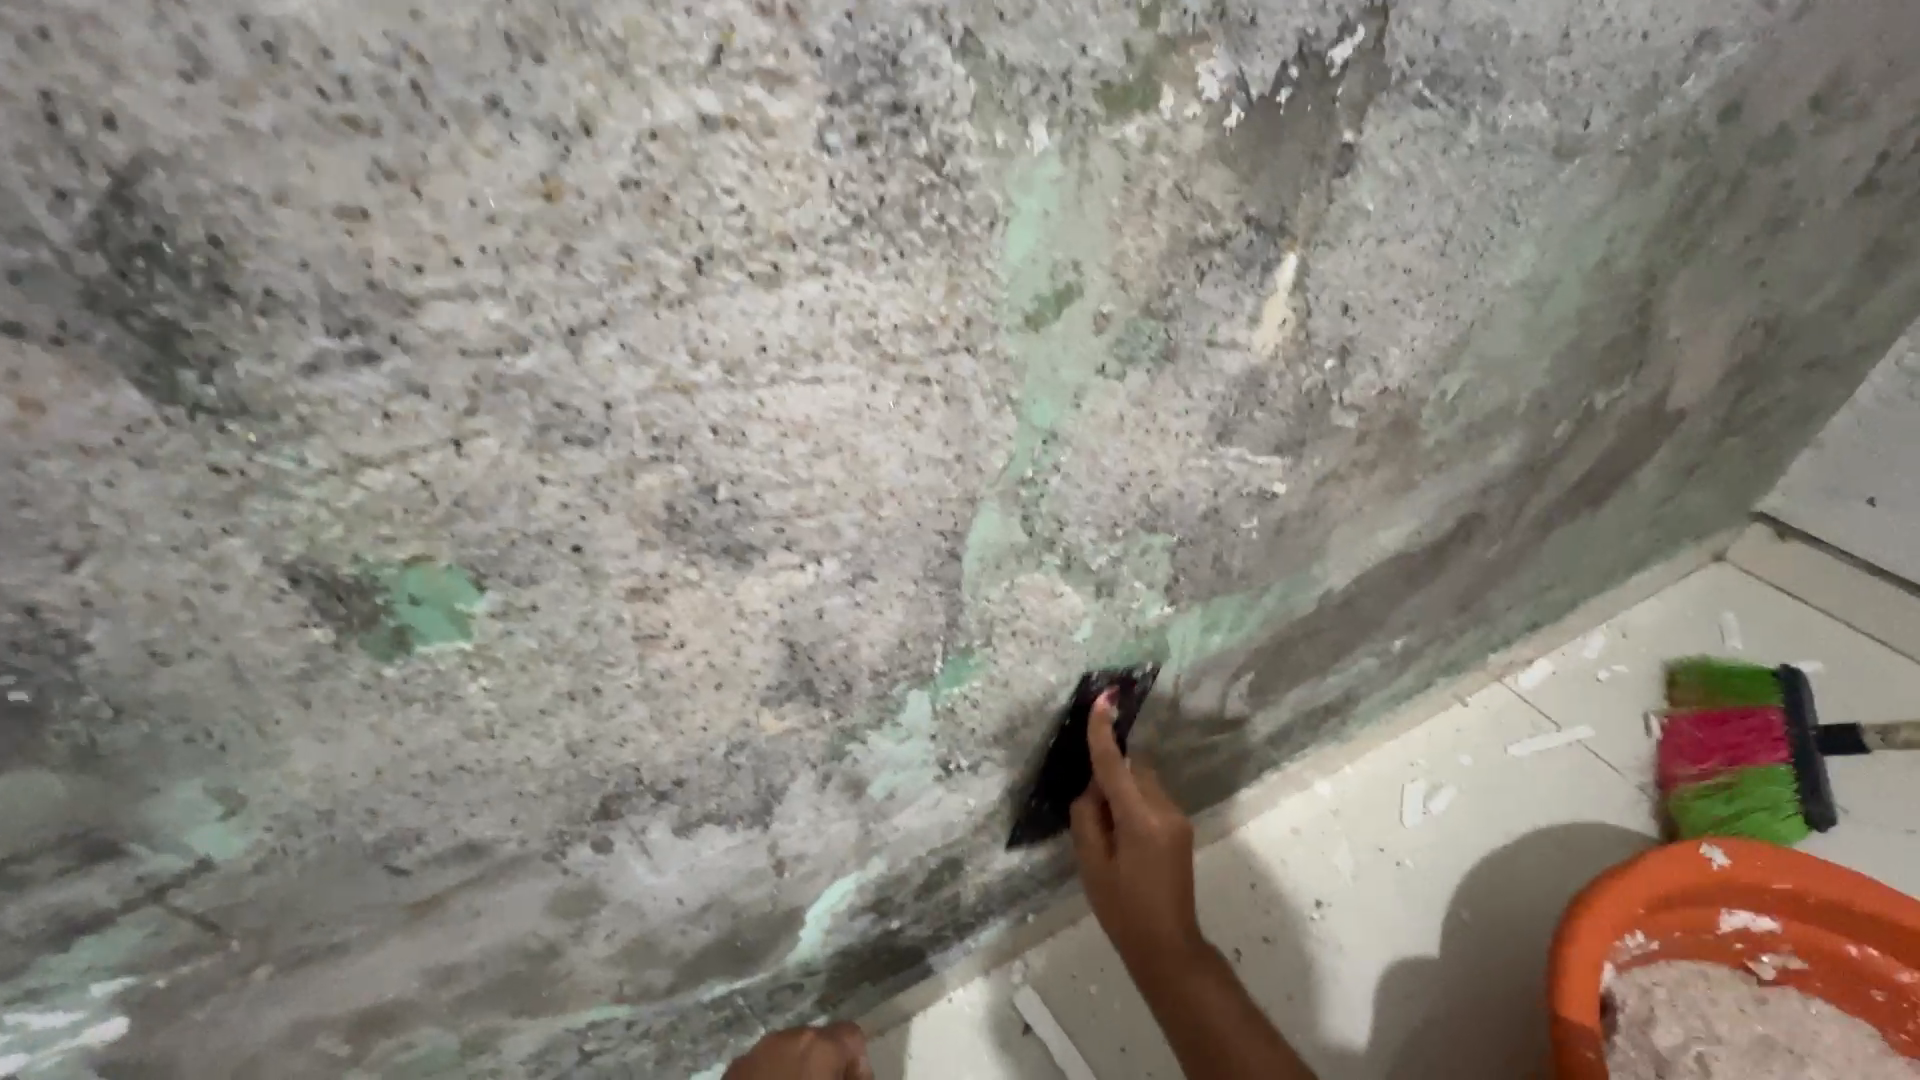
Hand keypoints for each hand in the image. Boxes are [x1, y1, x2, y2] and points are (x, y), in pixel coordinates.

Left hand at [722, 1022, 871, 1079]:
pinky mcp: (733, 1067)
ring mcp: (757, 1050)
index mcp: (820, 1044)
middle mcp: (789, 1036)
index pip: (853, 1035)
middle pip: (819, 1041)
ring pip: (788, 1051)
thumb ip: (854, 1078)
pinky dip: (771, 1077)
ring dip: (797, 1069)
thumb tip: (857, 1076)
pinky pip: (762, 1064)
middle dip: (826, 1065)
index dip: (858, 1063)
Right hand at [1069, 690, 1204, 975]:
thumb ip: (1088, 816)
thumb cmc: (1122, 909)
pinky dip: (1133, 803)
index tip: (1102, 698)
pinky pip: (1151, 797)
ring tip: (1107, 832)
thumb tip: (1094, 789)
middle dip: (1109, 776)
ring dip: (1122, 790)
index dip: (1104, 732)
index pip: (1115, 766)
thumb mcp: (1091, 864)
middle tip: (1092, 815)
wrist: (1167, 945)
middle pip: (1131, 769)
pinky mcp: (1181, 827)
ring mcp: (1178, 817)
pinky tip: (1123, 837)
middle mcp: (1165, 809)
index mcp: (1141, 819)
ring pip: (1142, 781)